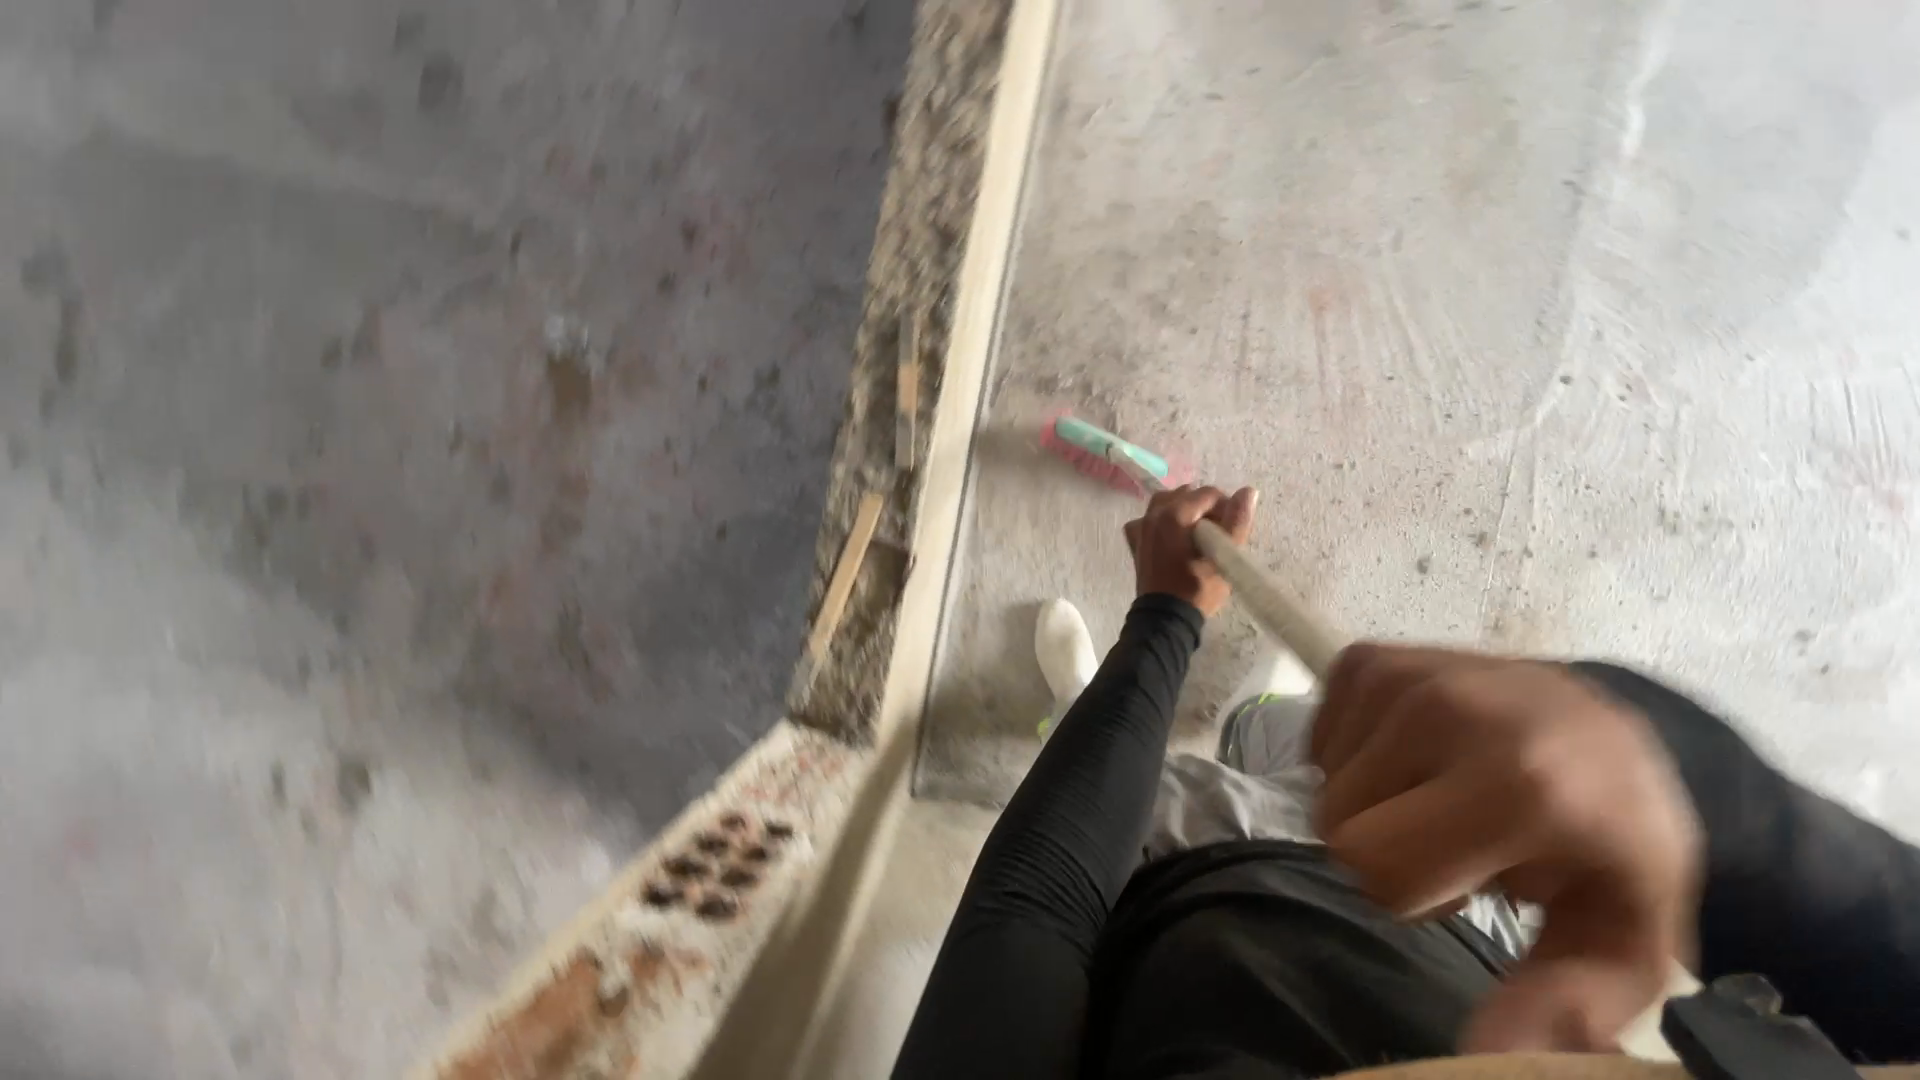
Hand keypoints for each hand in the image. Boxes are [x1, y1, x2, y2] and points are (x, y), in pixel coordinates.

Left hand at [1122, 485, 1257, 616]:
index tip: (1233, 527)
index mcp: (1175, 514)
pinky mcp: (1135, 542)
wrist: (1165, 617)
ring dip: (1184, 510)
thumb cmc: (1198, 588)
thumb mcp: (1225, 556)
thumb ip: (1237, 521)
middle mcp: (1154, 514)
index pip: (1208, 494)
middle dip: (1205, 507)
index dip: (1226, 506)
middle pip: (1186, 494)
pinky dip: (1162, 521)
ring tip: (1198, 531)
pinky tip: (1172, 535)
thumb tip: (1247, 491)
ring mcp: (1141, 527)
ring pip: (1165, 503)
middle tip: (1219, 531)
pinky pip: (1149, 520)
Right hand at [1310, 645, 1700, 1052]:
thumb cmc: (1612, 836)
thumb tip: (1483, 1057)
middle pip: (1336, 826)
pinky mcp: (1368, 656)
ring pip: (1322, 783)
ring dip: (1368, 801)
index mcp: (1516, 784)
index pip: (1374, 866)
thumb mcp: (1619, 936)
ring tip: (1437, 793)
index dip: (1415, 894)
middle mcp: (1445, 711)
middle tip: (1452, 836)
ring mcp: (1400, 674)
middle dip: (1383, 847)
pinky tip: (1412, 757)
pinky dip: (1353, 757)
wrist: (1611, 726)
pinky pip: (1317, 738)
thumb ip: (1562, 1007)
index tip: (1470, 879)